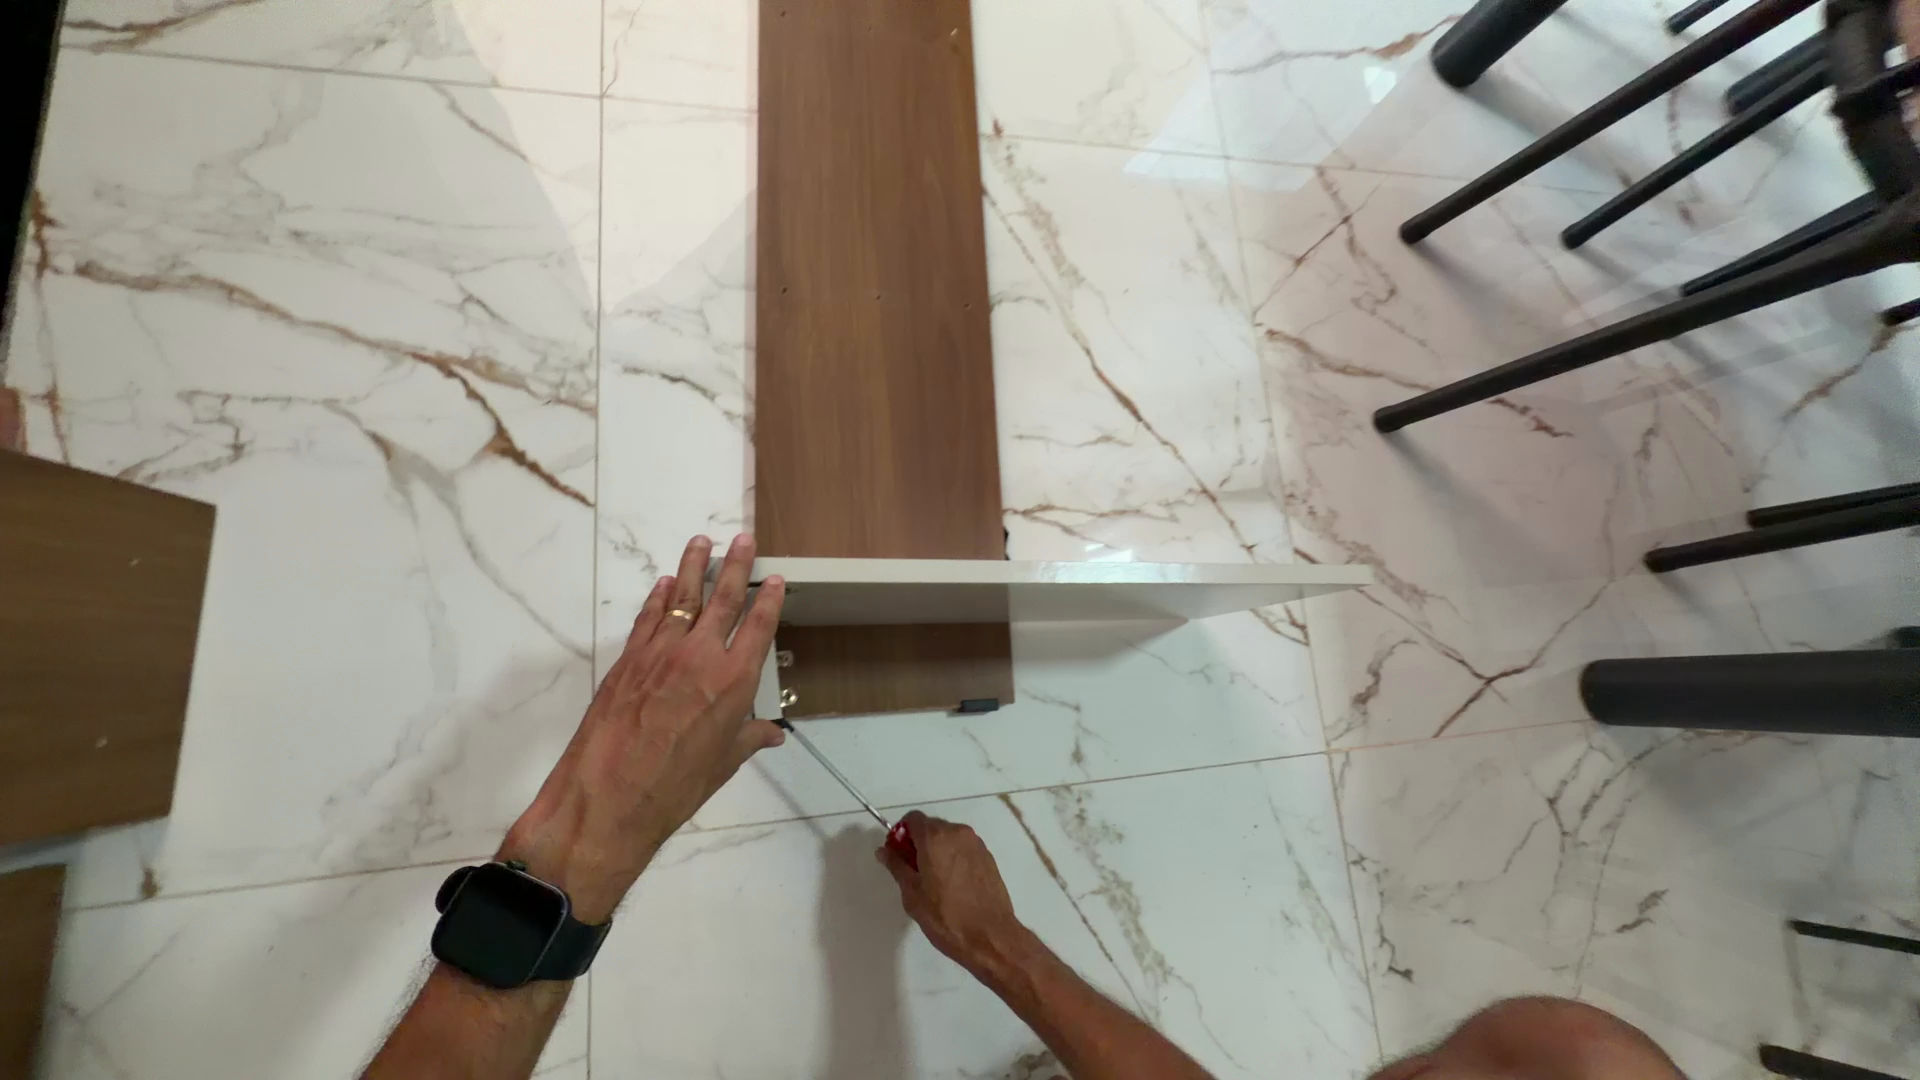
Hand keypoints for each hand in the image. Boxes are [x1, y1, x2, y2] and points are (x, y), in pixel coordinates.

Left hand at [502, 534, 785, 921]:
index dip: (769, 599)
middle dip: (736, 566)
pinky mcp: (629, 659)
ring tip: (702, 542)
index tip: (775, 578)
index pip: (758, 626)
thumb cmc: (678, 785)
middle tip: (743, 539)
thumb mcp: (725, 762)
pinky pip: (649, 618)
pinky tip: (664, 583)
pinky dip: (658, 597)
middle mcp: (701, 655)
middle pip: (723, 599)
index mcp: (734, 680)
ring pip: (682, 597)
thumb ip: (750, 736)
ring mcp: (661, 652)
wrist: (608, 798)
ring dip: (693, 567)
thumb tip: (774, 732)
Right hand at [878, 811, 1029, 973]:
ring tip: (936, 881)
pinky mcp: (988, 855)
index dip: (902, 834)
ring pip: (949, 837)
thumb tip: (883, 850)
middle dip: (919, 843)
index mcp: (935, 837)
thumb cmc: (946, 917)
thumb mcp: (913, 895)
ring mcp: (975, 843)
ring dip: (938, 850)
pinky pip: (964, 847)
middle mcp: (957, 832)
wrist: (991, 936)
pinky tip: (955, 884)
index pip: (912, 818)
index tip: (899, 855)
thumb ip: (897, 867)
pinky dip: (954, 857)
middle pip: (931, 826)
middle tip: (914, 872)